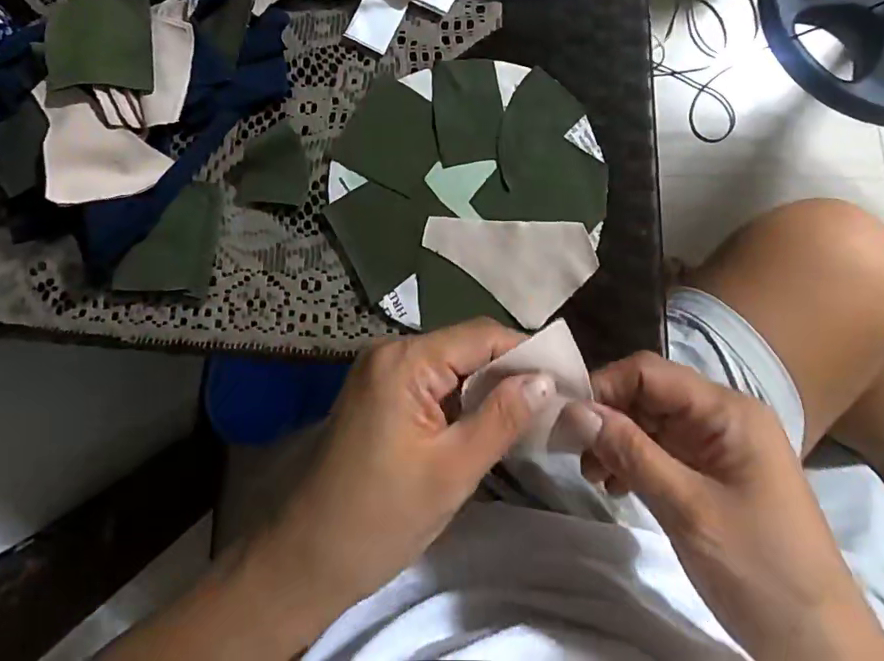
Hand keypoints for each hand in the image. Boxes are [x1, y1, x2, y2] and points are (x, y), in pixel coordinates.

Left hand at [100, 319, 549, 660]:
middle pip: (465, 346)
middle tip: (559, 404)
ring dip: (488, 387)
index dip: (528, 352)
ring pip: (450, 365)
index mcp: (404, 360)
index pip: (480, 335)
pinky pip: (430, 382)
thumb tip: (544, 380)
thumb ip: (499, 418)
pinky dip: (461, 399)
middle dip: (511, 371)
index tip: (571, 380)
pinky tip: (490, 423)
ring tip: (534, 416)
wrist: (311, 548)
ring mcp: (380, 371)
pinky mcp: (378, 393)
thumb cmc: (382, 513)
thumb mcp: (452, 470)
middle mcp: (389, 352)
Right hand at [563, 352, 883, 660]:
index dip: (603, 386)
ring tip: (593, 476)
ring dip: (613, 441)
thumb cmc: (761, 571)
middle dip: (605, 417)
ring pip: (647, 421)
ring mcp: (718, 447)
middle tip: (573, 452)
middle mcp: (723, 418)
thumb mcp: (688, 508)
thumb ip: (629, 451)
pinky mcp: (712, 475)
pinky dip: (629, 461)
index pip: (648, 372)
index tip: (567, 419)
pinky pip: (658, 449)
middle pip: (645, 394)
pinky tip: (612, 486)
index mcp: (729, 412)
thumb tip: (572, 409)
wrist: (823, 650)